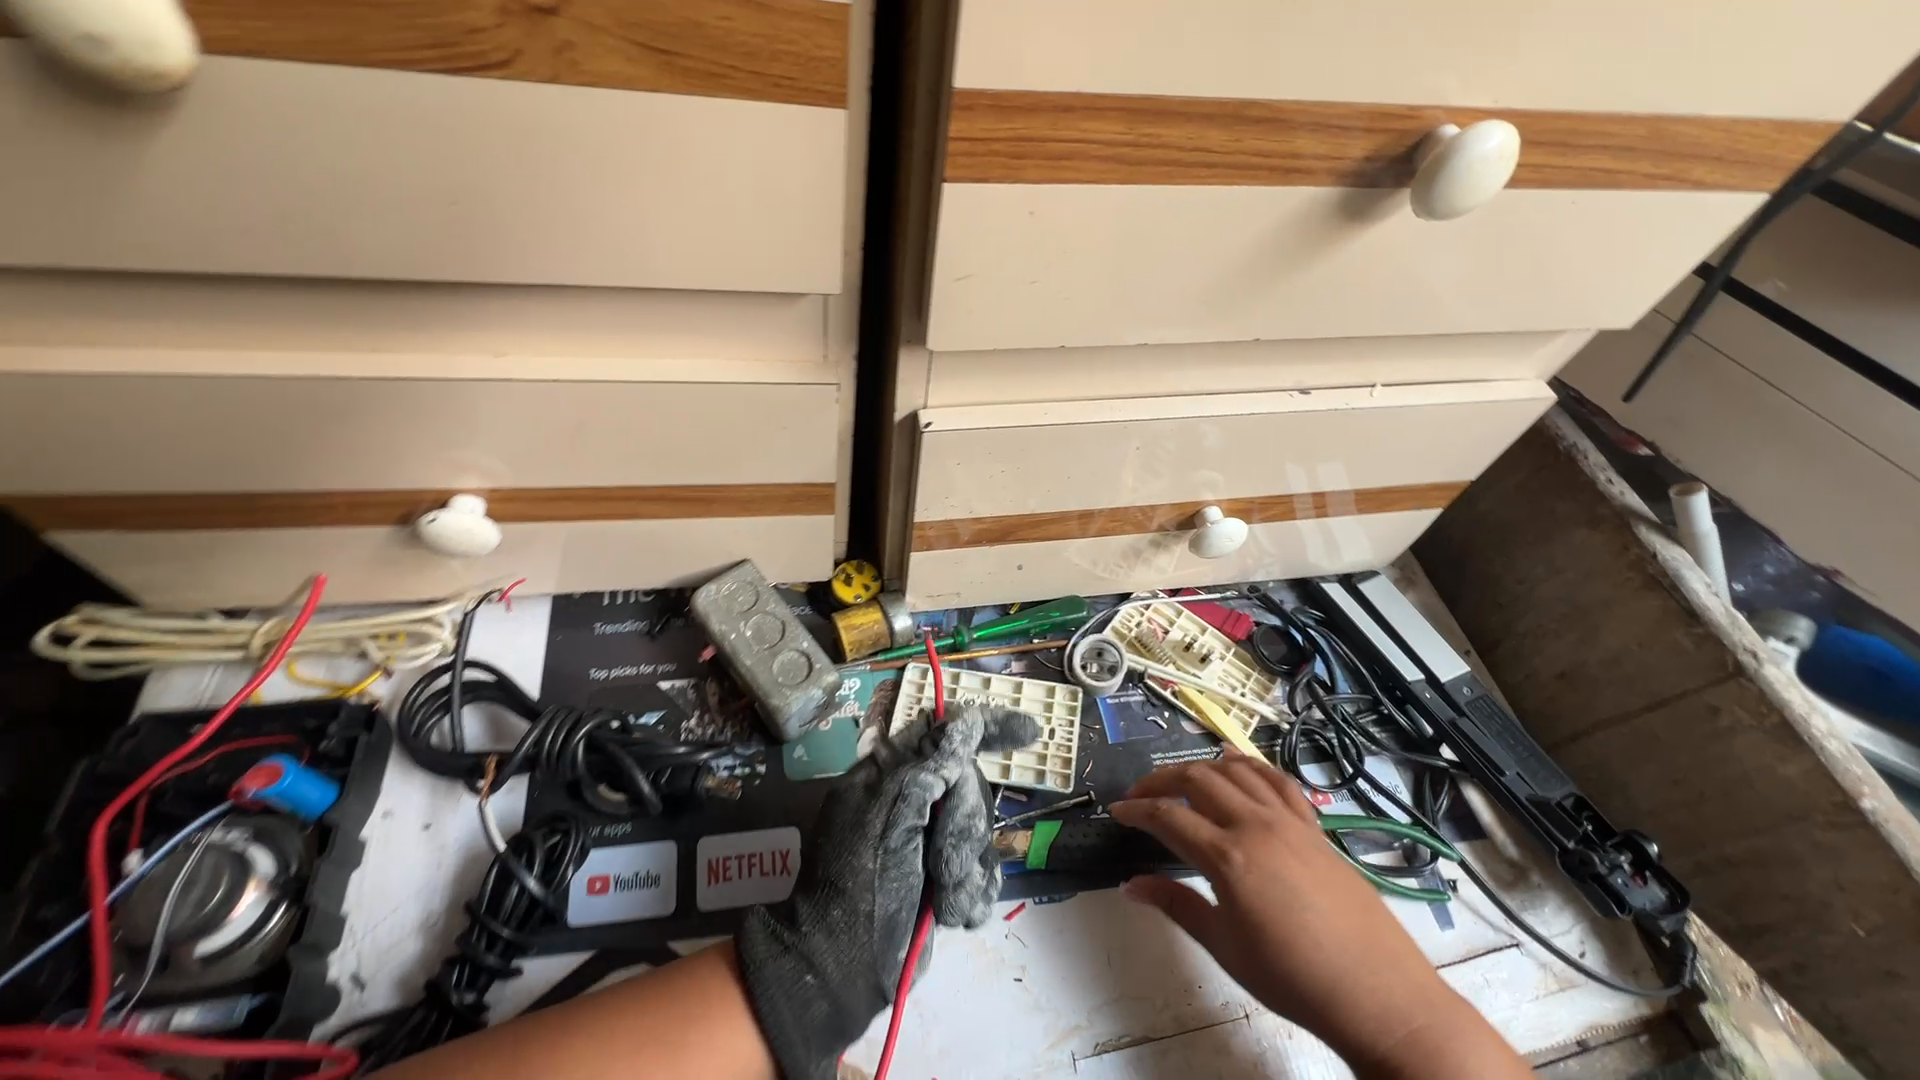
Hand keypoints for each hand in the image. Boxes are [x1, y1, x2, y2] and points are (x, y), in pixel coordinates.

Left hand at [736, 702, 1039, 1079]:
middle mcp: (914, 801)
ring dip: (967, 871)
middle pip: (971, 788)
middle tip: (943, 865)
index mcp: (892, 774)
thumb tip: (967, 721)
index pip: (944, 732)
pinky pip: (984, 872)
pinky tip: (954, 913)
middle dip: (964, 829)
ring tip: (942, 898)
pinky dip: (973, 894)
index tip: (1030, 731)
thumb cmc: (860, 878)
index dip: (989, 727)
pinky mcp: (946, 881)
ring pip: (981, 834)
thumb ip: (929, 764)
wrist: (846, 962)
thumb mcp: (890, 810)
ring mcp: (931, 842)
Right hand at [1109, 755, 1527, 1078]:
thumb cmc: (1292, 978)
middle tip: (1140, 796)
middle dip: (1161, 780)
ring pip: (1236, 771)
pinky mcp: (1315, 828)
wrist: (1375, 993)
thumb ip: (1176, 906)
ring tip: (1180, 780)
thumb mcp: (1224, 946)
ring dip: (1202, 767)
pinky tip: (1237, 767)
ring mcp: (1290, 822)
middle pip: (1198, 779)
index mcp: (1227, 856)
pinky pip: (1277, 781)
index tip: (1117, 813)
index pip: (1169, 816)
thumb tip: (1130, 886)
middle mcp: (1256, 825)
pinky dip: (1251, 766)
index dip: (1137, 811)